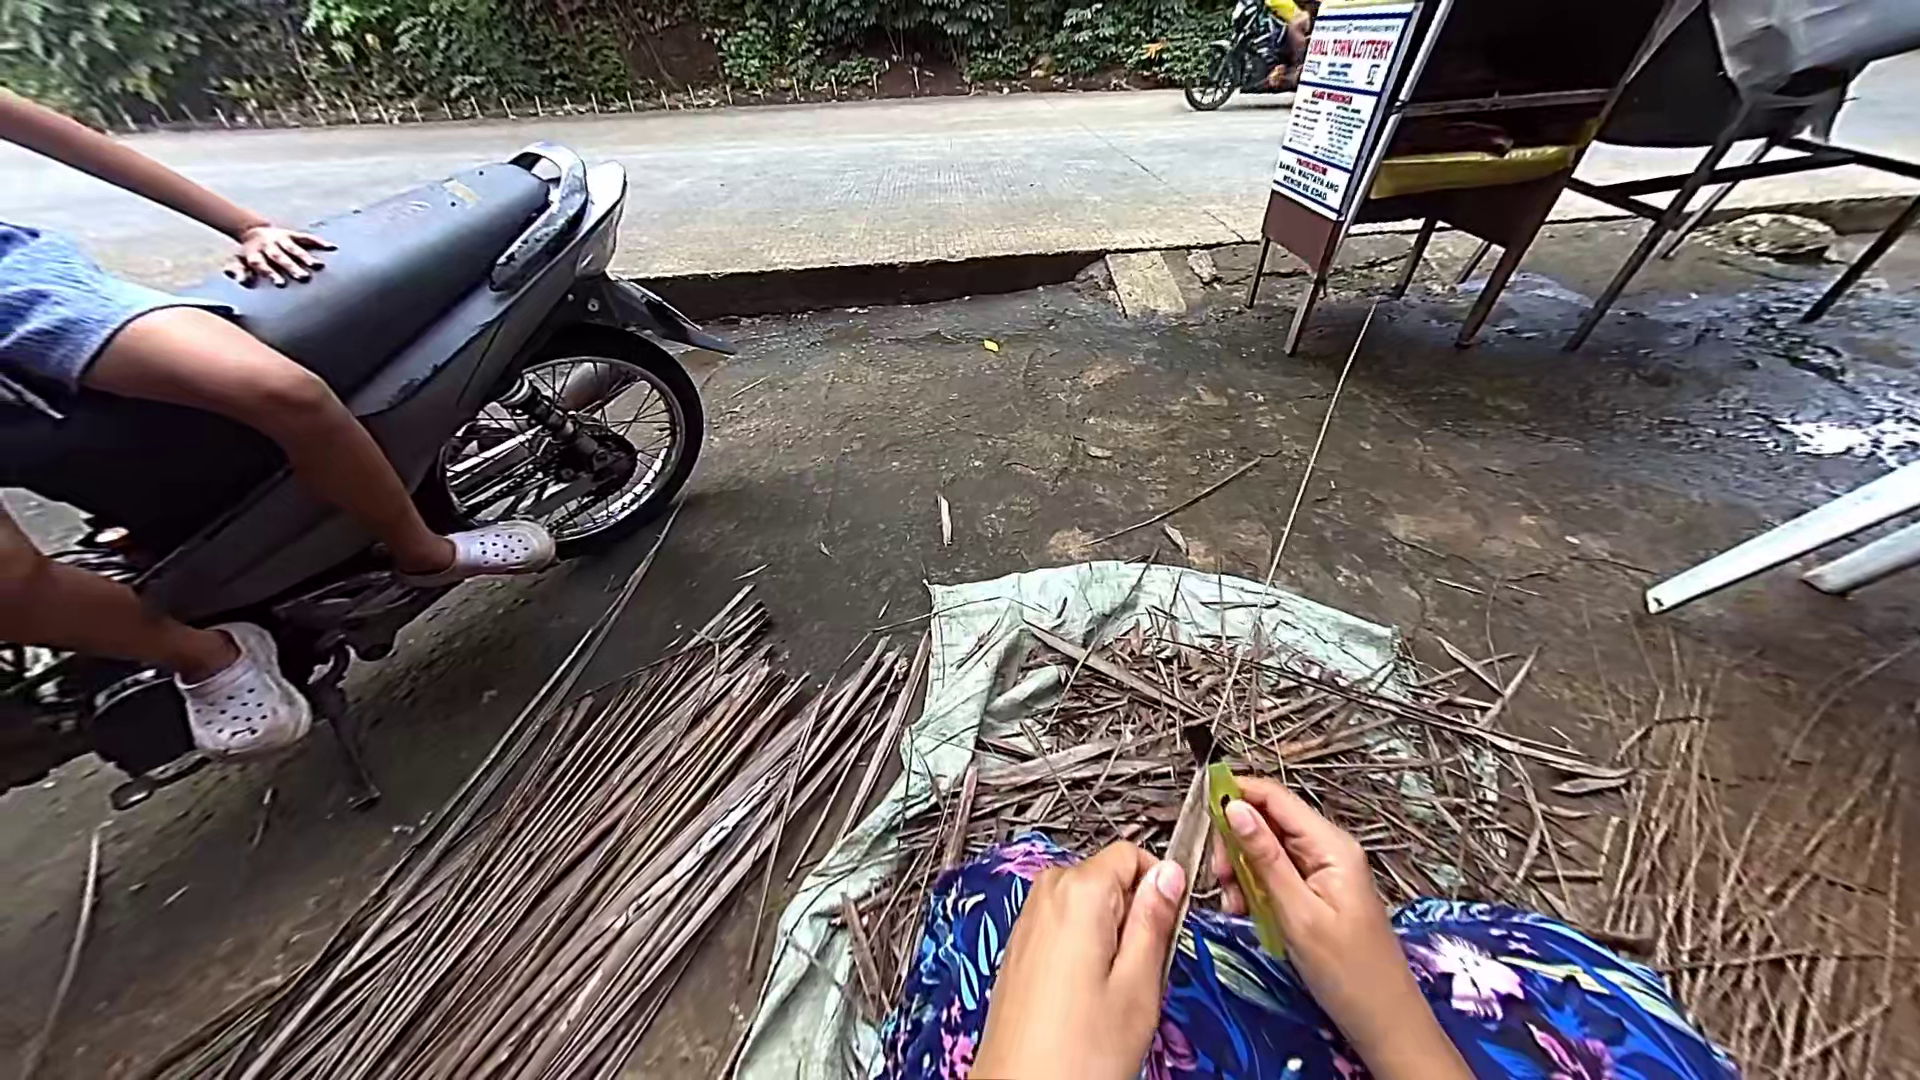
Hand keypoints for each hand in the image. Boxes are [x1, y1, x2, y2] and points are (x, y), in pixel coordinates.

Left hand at [225, 225, 331, 286]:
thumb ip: (239, 271)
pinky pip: (306, 238)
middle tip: (304, 277)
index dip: (270, 273)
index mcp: (254, 253)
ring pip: (292, 248)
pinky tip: (332, 247)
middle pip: (279, 256)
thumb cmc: (253, 254)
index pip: (261, 264)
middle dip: (291, 266)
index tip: (281, 284)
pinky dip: (319, 242)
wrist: (252, 230)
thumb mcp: (239, 260)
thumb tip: (241, 281)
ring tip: (319, 266)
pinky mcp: (292, 234)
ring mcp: (280, 239)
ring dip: (305, 256)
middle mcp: (267, 245)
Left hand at [972, 842, 1186, 1079]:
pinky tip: (1085, 992)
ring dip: (1110, 932)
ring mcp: (1032, 911)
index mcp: (1079, 890)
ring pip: (1090, 899)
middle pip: (1110, 876)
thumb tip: (1170, 873)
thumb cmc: (1077, 1052)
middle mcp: (1050, 888)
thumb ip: (1155, 920)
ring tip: (1111, 989)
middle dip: (1133, 914)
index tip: (1170, 922)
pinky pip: (1067, 919)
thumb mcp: (1137, 986)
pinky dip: (1085, 943)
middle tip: (1139, 971)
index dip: (1158, 885)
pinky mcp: (1024, 934)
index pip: (1131, 852)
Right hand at [1213, 778, 1470, 1079]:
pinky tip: (1244, 908)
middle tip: (1220, 874)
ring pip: (1263, 845)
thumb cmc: (1349, 974)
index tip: (1201, 806)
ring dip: (1239, 867)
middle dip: (1234, 840)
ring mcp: (1320, 867)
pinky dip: (1252, 884)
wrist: (1388, 1029)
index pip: (1274, 796)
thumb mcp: (1298, 913)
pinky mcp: (1313, 886)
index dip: (1235, 792)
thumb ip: (1264, 856)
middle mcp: (1325, 847)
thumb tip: (1234, 807)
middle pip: (1264, 819)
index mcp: (1330, 845)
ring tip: (1232, 899)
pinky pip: (1272, 869)